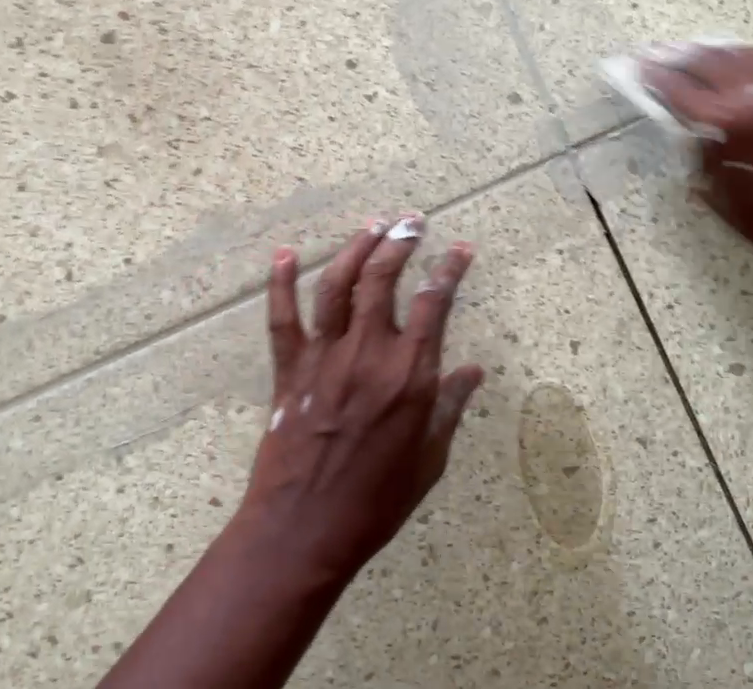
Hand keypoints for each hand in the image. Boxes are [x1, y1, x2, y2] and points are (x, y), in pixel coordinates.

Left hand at [232, 216, 485, 582]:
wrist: (303, 531)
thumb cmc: (376, 502)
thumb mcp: (430, 458)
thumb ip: (450, 407)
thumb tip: (473, 370)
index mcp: (409, 376)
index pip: (433, 304)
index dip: (449, 270)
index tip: (460, 249)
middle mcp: (367, 355)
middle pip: (382, 280)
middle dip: (400, 243)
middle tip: (412, 221)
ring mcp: (323, 359)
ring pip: (336, 287)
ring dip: (354, 249)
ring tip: (371, 226)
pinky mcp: (288, 373)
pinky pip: (281, 320)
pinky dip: (279, 284)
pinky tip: (283, 255)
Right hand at [640, 44, 752, 269]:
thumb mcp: (713, 185)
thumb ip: (693, 144)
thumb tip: (679, 118)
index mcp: (726, 123)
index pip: (677, 86)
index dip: (652, 75)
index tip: (636, 66)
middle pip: (705, 58)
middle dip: (675, 54)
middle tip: (656, 53)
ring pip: (739, 53)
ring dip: (709, 50)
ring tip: (690, 51)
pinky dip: (743, 63)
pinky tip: (733, 68)